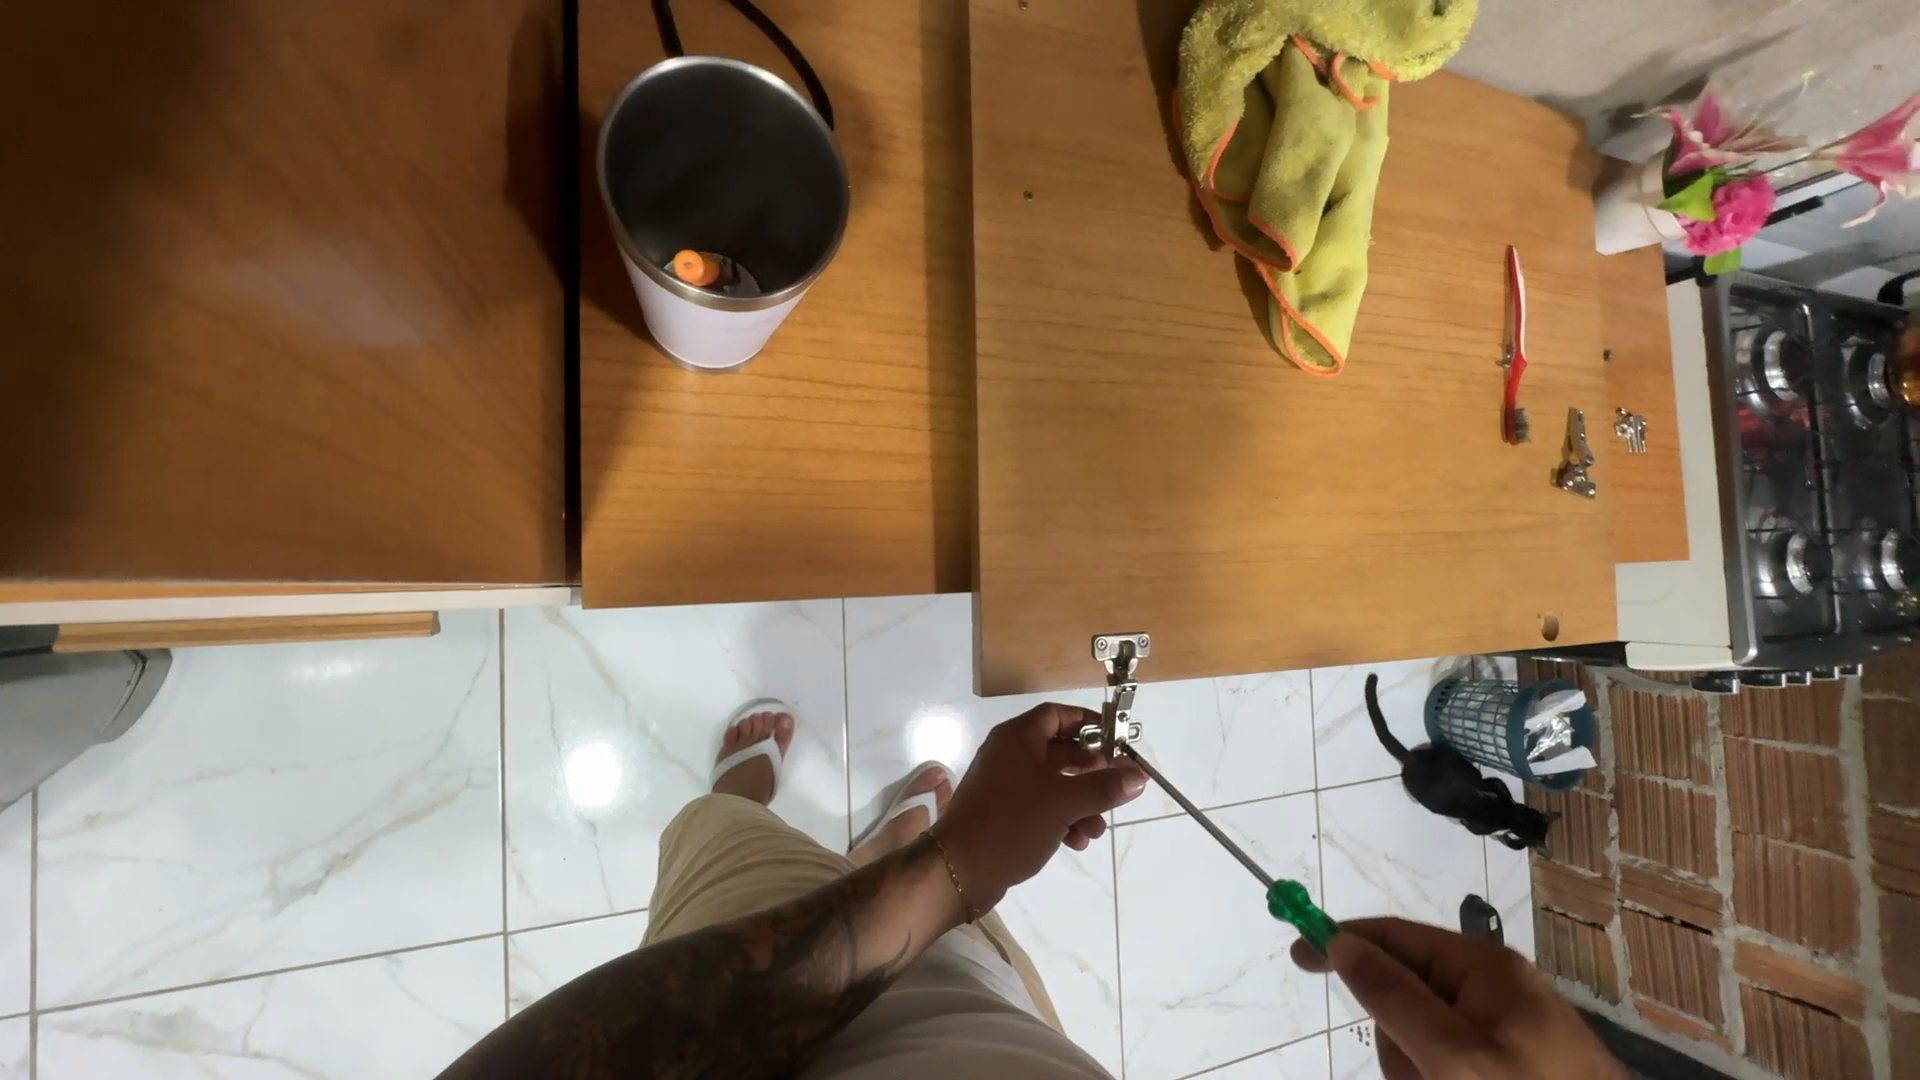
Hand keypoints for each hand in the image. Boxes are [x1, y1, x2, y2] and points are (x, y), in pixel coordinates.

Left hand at [934, 703, 1147, 910]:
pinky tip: (1078, 841)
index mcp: (1018, 737)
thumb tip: (1138, 776)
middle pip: (1060, 751)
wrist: (959, 869)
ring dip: (1080, 802)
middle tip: (1118, 787)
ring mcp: (1005, 784)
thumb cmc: (1011, 822)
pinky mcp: (1003, 812)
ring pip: (1053, 783)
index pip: (1058, 715)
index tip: (1117, 741)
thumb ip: (1103, 787)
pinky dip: (1062, 818)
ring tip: (1098, 828)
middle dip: (1091, 772)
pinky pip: (1041, 806)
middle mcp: (1009, 754)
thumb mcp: (1064, 802)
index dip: (1089, 724)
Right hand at [1291, 918, 1621, 1079]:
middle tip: (1419, 1077)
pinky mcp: (1519, 1064)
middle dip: (1395, 1034)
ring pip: (1423, 1033)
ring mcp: (1510, 1028)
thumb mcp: (1452, 1057)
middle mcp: (1497, 987)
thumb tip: (1340, 940)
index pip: (1393, 935)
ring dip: (1417, 1068)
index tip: (1297, 957)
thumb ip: (1393, 995)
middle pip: (1405, 989)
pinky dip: (1441, 1079)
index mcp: (1485, 967)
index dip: (1340, 941)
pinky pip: (1451, 1059)